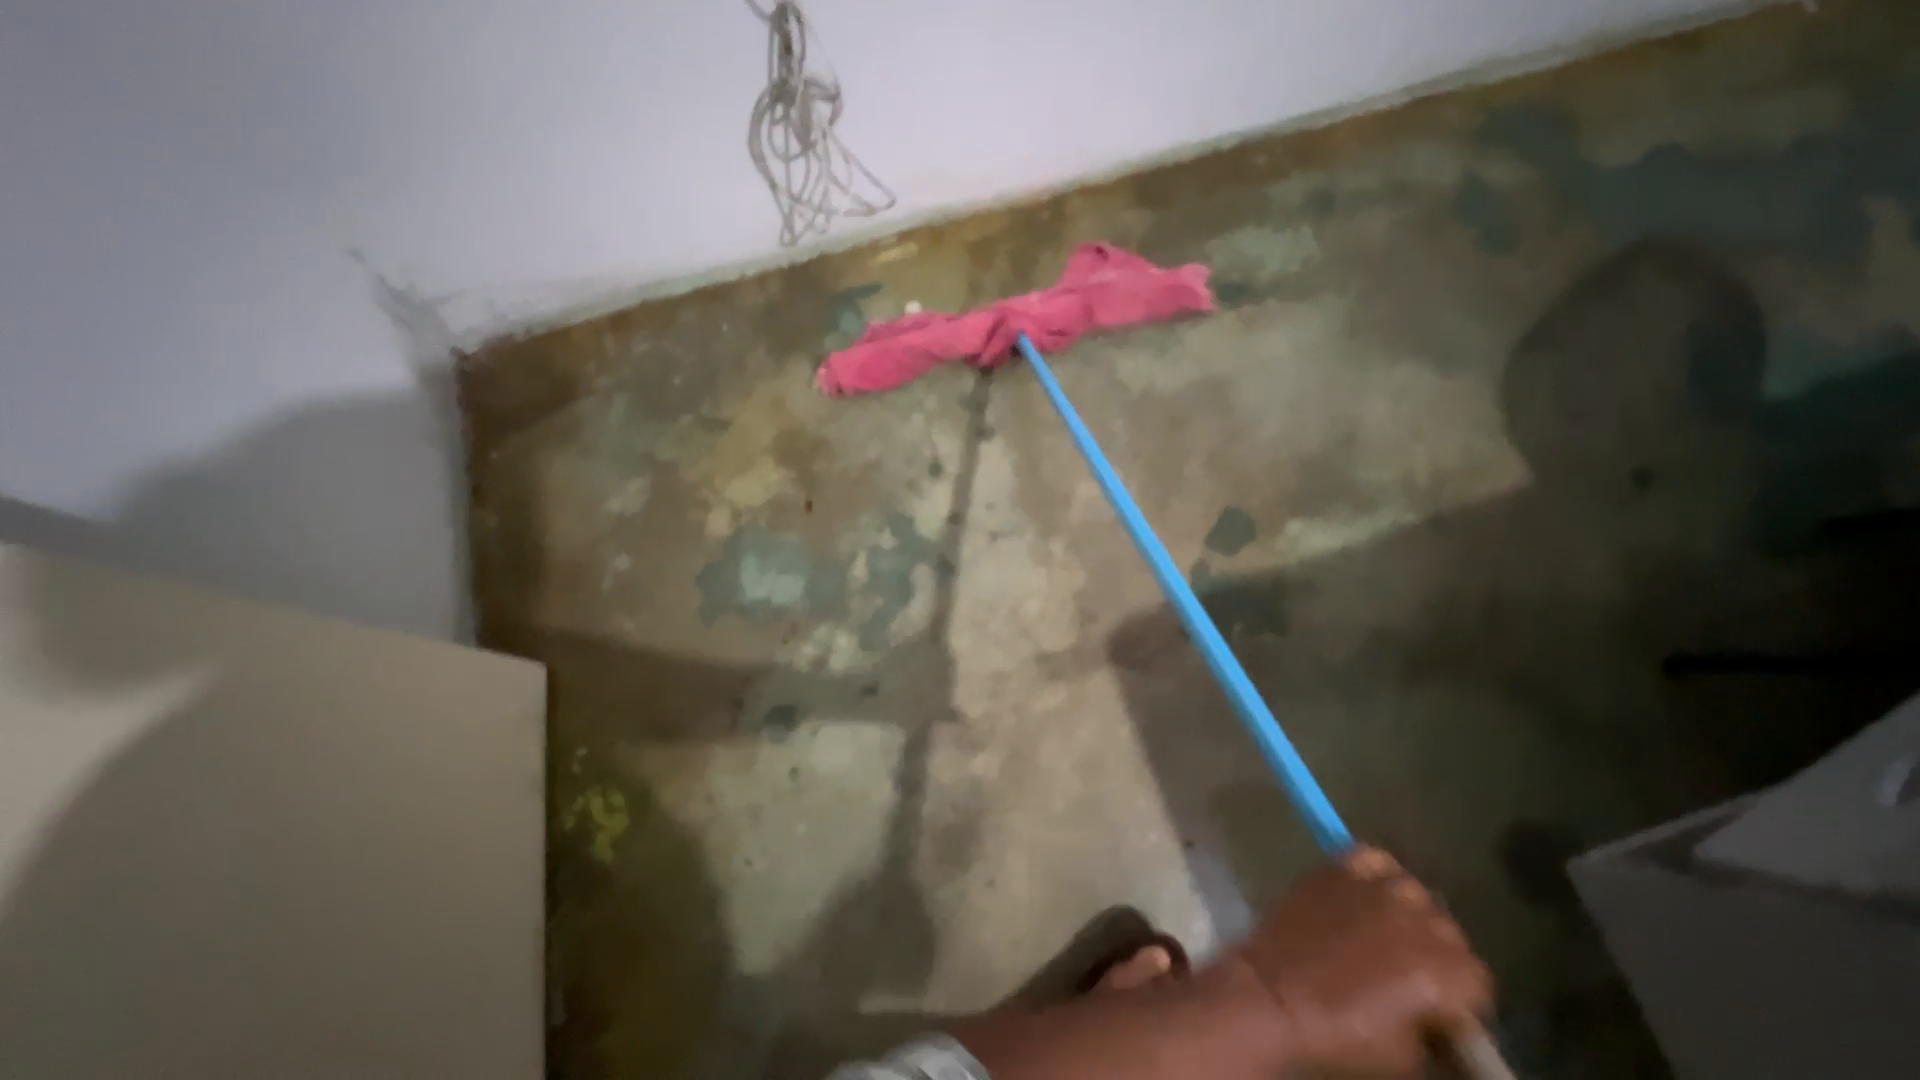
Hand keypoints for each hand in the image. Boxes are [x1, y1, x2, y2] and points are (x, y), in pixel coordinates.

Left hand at [1226, 845, 1492, 1074]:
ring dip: (1406, 912)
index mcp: (1443, 971)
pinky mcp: (1339, 870)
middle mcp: (1418, 921)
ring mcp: (1377, 888)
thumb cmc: (1339, 1034)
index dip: (1460, 997)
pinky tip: (1365, 893)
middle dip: (1435, 953)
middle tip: (1407, 970)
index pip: (1477, 978)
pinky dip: (1376, 872)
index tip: (1440, 1008)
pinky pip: (1373, 859)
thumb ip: (1432, 1032)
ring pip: (1413, 892)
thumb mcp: (1405, 1056)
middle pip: (1447, 932)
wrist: (1272, 996)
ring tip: (1383, 930)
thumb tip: (1436, 1020)